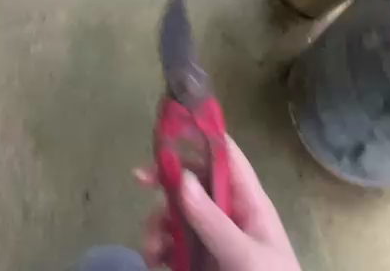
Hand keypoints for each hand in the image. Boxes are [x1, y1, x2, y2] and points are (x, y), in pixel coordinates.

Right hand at [137, 136, 299, 270]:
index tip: (167, 131)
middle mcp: (229, 213)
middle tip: (140, 179)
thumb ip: (212, 220)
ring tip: (151, 247)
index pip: (225, 155)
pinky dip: (160, 249)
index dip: (199, 137)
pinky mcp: (202, 263)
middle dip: (167, 182)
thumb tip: (181, 177)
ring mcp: (215, 239)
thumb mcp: (244, 254)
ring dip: (159, 224)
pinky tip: (153, 259)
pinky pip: (175, 245)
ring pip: (179, 214)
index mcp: (248, 201)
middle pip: (194, 181)